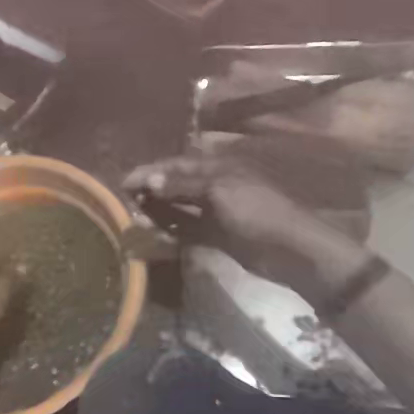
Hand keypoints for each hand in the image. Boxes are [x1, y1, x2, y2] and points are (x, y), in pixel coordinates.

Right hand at [123, 155, 368, 300]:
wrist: (290, 249)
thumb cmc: (257, 212)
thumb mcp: (220, 191)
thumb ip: (184, 184)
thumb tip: (149, 178)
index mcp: (217, 167)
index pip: (177, 164)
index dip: (150, 171)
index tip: (122, 182)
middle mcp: (214, 186)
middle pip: (177, 185)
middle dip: (152, 191)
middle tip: (124, 203)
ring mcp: (217, 213)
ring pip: (181, 209)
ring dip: (159, 213)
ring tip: (135, 219)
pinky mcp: (219, 237)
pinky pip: (190, 230)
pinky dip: (173, 232)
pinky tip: (154, 236)